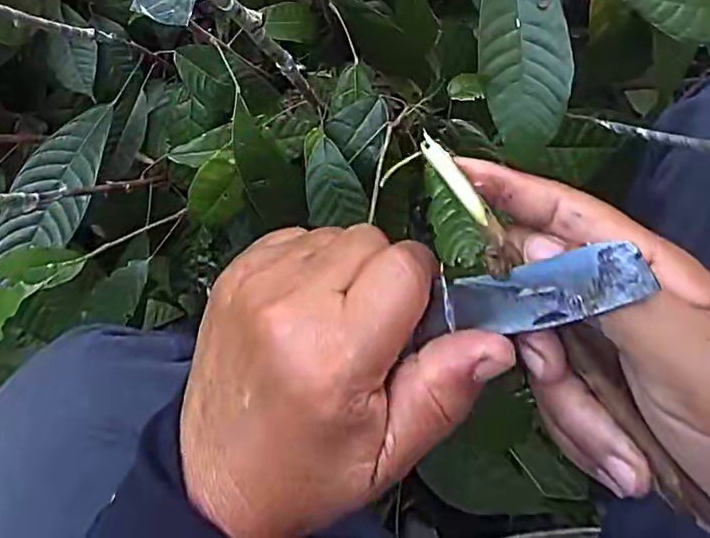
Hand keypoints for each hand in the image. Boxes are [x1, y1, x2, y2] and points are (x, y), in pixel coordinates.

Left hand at [180, 224, 514, 537]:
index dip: (420, 286)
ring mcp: (256, 279)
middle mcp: (290, 301)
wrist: (215, 478)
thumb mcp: (388, 450)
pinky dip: (312, 260)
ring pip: (337, 232)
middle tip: (369, 327)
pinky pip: (299, 235)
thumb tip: (495, 341)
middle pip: (372, 239)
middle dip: (384, 274)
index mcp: (333, 350)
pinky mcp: (236, 269)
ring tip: (332, 318)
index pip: (406, 264)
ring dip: (347, 265)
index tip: (409, 321)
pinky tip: (303, 305)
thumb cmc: (307, 470)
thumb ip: (444, 389)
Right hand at [458, 159, 709, 537]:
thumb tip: (531, 243)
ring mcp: (602, 344)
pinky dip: (581, 434)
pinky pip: (553, 397)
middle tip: (555, 370)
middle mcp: (613, 295)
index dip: (509, 186)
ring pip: (537, 350)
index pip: (563, 211)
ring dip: (571, 406)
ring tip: (625, 449)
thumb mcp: (687, 356)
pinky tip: (628, 463)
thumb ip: (607, 292)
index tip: (456, 168)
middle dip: (534, 334)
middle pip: (534, 285)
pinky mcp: (596, 390)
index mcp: (641, 266)